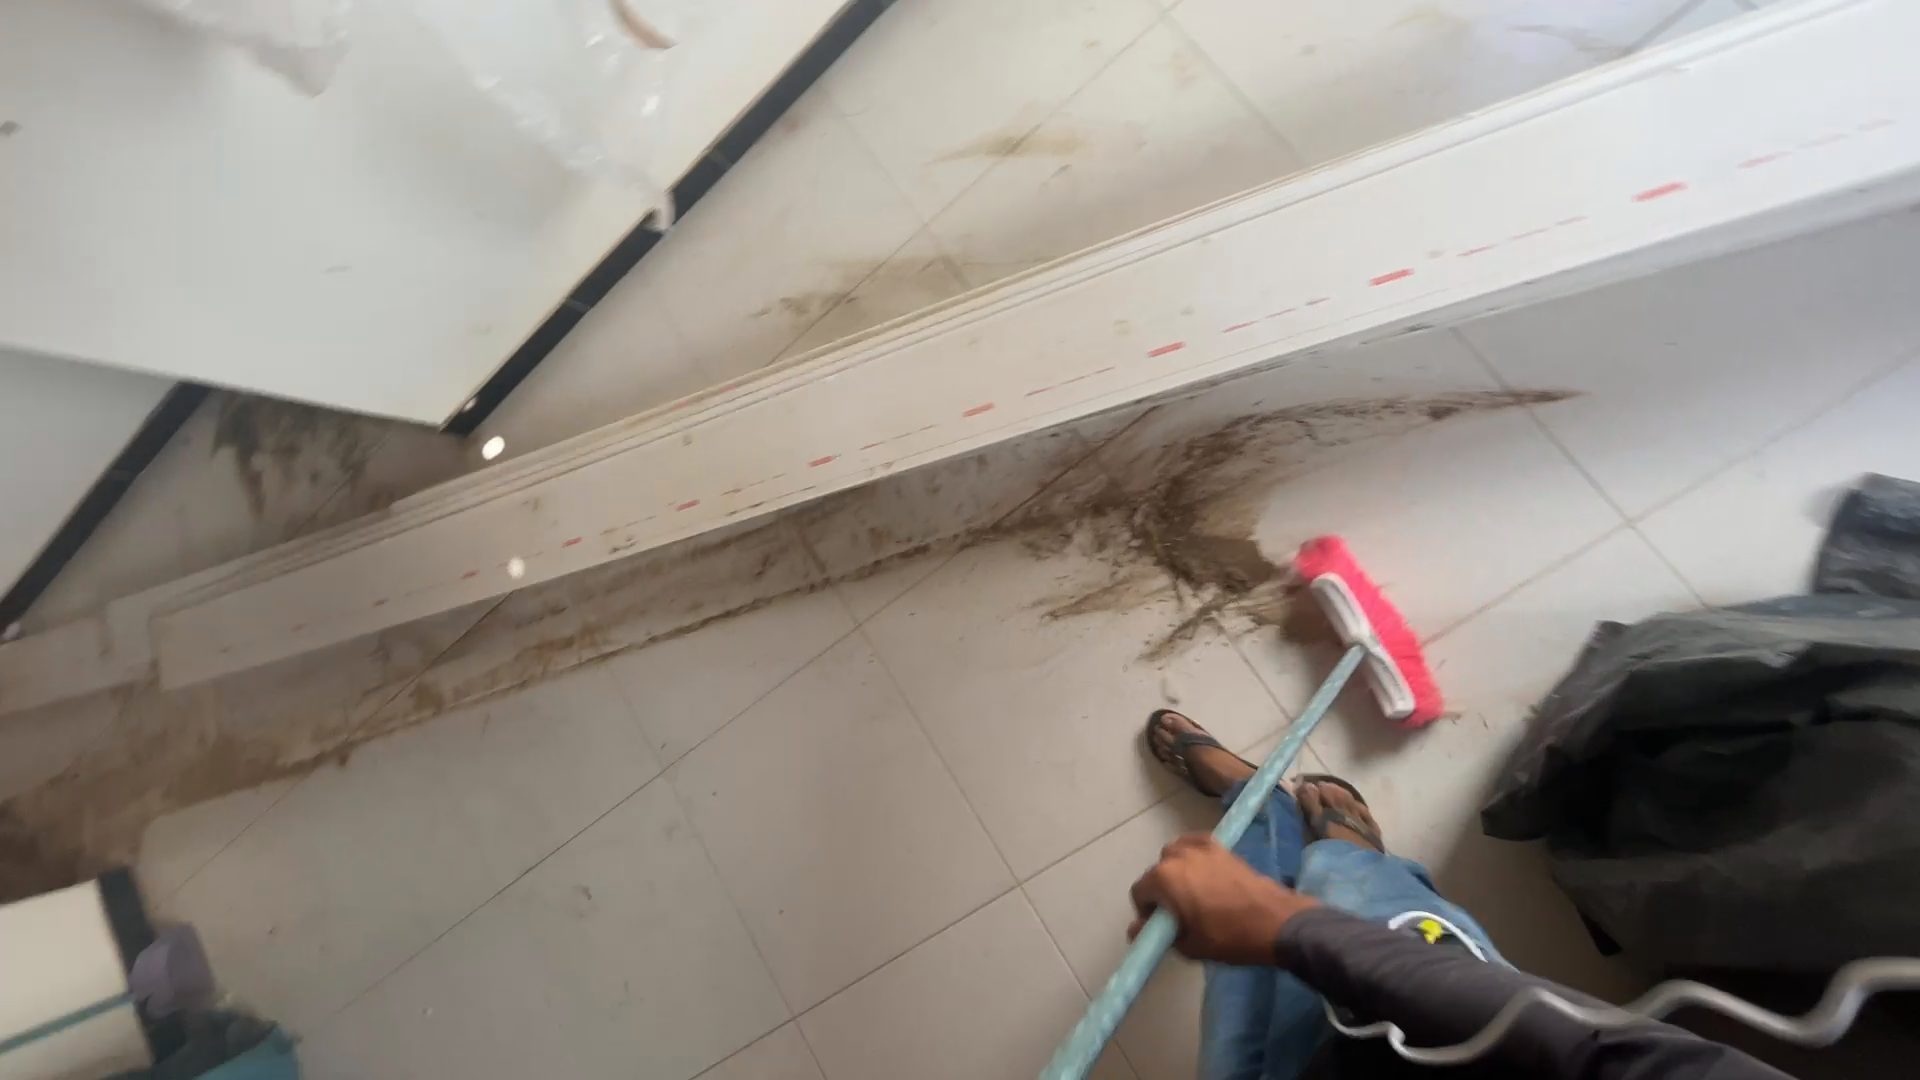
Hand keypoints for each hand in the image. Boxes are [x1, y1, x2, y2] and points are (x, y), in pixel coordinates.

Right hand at [1129, 834, 1318, 965]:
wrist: (1274, 921)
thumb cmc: (1228, 937)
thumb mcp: (1190, 945)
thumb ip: (1159, 935)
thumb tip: (1134, 931)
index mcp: (1163, 879)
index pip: (1139, 891)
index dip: (1147, 911)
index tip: (1164, 924)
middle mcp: (1175, 856)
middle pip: (1156, 871)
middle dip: (1162, 890)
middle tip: (1181, 912)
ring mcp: (1197, 847)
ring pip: (1174, 854)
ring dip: (1176, 870)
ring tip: (1193, 891)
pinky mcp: (1217, 845)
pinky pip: (1193, 843)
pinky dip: (1191, 853)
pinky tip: (1202, 869)